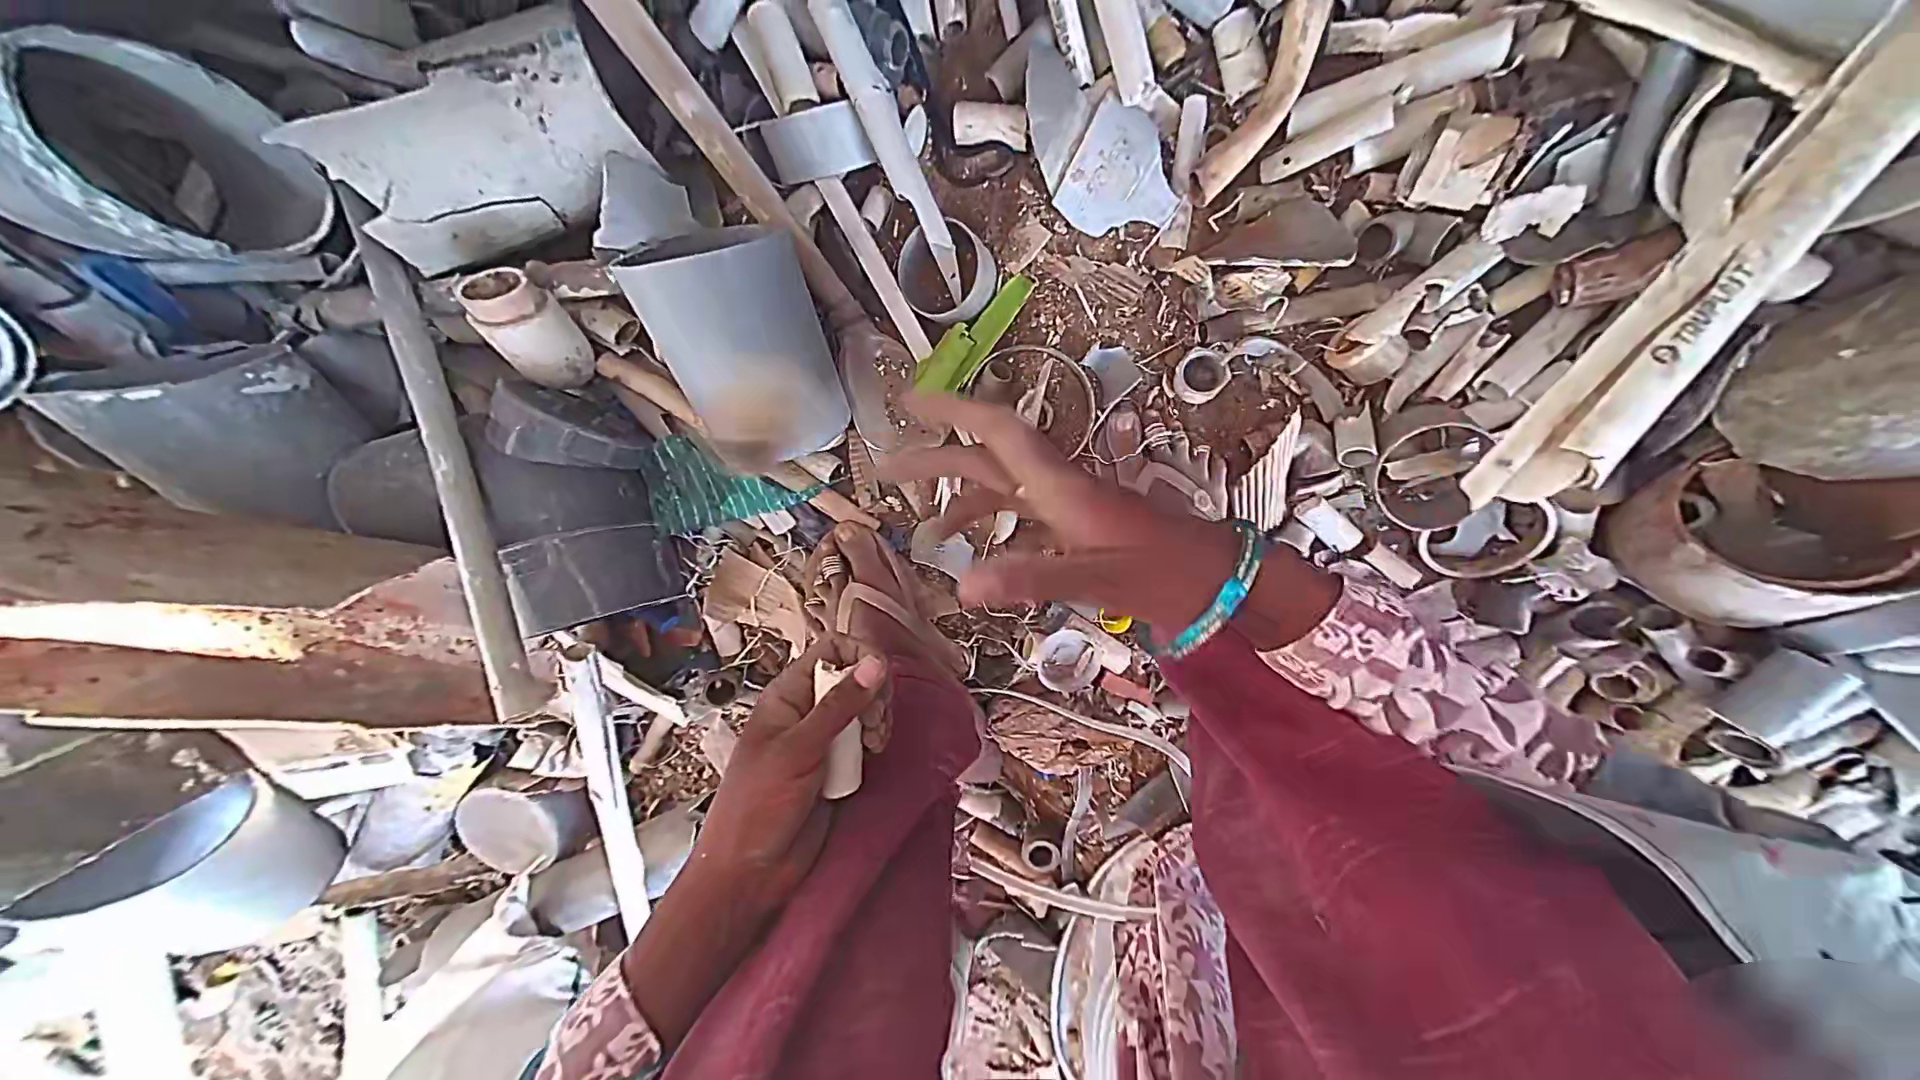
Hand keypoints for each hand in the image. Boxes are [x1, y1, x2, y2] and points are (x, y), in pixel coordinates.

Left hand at [691, 634, 890, 914]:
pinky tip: (872, 758)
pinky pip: (865, 739)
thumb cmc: (759, 806)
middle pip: (855, 677)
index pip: (831, 650)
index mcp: (788, 695)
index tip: (879, 680)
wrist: (750, 874)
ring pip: (865, 708)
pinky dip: (874, 745)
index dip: (859, 655)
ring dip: (876, 721)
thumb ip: (840, 706)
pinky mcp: (839, 765)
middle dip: (873, 694)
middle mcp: (807, 710)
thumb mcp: (799, 750)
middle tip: (874, 724)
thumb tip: (877, 665)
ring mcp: (824, 738)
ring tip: (873, 745)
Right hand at [881, 392, 1338, 648]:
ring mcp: (1067, 505)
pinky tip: (975, 546)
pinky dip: (991, 523)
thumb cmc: (1167, 572)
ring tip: (923, 525)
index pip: (999, 431)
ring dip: (960, 497)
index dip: (954, 410)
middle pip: (988, 459)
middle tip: (889, 467)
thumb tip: (962, 585)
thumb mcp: (1100, 577)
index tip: (912, 401)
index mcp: (1061, 484)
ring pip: (1001, 487)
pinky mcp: (1075, 525)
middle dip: (937, 459)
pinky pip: (1021, 514)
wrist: (1218, 579)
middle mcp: (1058, 485)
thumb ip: (1032, 577)